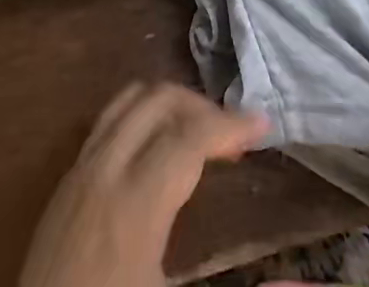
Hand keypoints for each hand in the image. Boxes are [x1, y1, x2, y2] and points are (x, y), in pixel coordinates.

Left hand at [20, 83, 268, 286]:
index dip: (232, 125)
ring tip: (202, 134)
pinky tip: (159, 149)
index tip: (265, 125)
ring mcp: (79, 169)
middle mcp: (104, 170)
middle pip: (158, 101)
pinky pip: (107, 120)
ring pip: (128, 100)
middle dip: (203, 108)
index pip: (190, 136)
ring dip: (171, 105)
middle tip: (235, 138)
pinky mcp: (64, 179)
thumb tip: (304, 282)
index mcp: (135, 202)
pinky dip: (141, 116)